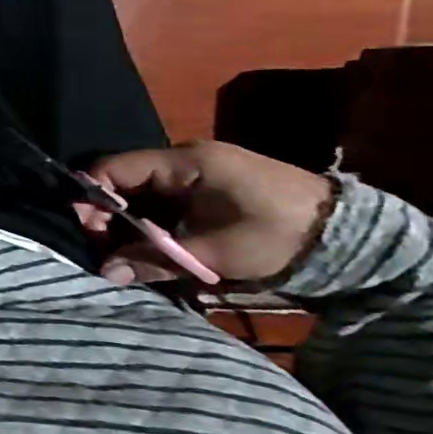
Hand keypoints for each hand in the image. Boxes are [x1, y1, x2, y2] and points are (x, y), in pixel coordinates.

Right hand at [74, 141, 333, 285]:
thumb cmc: (277, 235)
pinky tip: (150, 248)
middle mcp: (185, 160)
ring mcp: (197, 173)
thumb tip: (106, 272)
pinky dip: (152, 223)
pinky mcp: (208, 189)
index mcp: (184, 163)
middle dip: (108, 216)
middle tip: (105, 251)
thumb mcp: (214, 252)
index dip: (92, 198)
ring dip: (130, 223)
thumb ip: (156, 259)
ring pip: (143, 193)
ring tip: (125, 255)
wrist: (345, 235)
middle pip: (125, 181)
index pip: (115, 169)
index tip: (87, 233)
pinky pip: (164, 201)